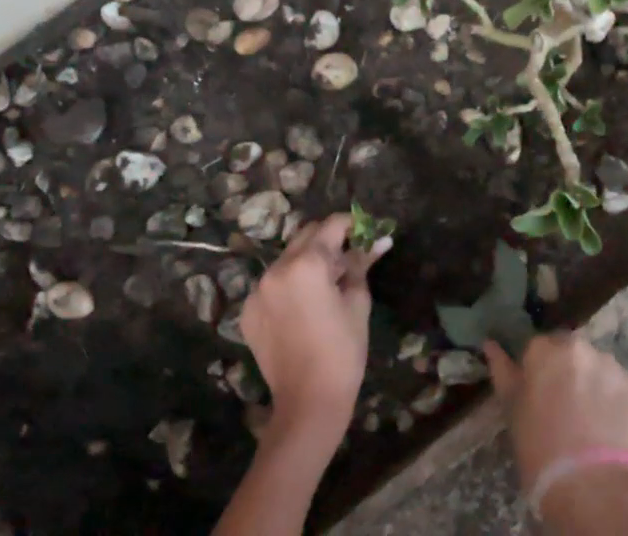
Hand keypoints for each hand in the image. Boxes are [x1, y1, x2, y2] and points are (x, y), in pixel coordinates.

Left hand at [241, 213, 390, 435]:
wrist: (308, 402)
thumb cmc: (343, 352)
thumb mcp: (357, 304)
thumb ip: (361, 266)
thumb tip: (379, 241)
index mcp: (306, 264)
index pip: (331, 226)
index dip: (351, 224)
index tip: (364, 231)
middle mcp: (276, 269)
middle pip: (305, 236)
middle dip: (328, 240)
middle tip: (349, 256)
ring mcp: (257, 290)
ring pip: (286, 258)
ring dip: (307, 261)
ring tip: (328, 283)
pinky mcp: (248, 311)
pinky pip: (272, 284)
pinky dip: (289, 284)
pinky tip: (305, 306)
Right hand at [486, 333, 627, 491]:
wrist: (595, 488)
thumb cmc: (541, 451)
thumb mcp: (513, 413)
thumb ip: (503, 373)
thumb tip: (490, 345)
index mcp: (544, 351)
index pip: (536, 348)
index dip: (536, 371)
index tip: (537, 393)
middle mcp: (580, 349)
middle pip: (569, 352)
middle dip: (566, 371)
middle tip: (562, 405)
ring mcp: (612, 367)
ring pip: (597, 367)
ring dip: (591, 383)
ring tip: (590, 419)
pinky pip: (620, 387)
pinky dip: (614, 401)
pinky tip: (609, 427)